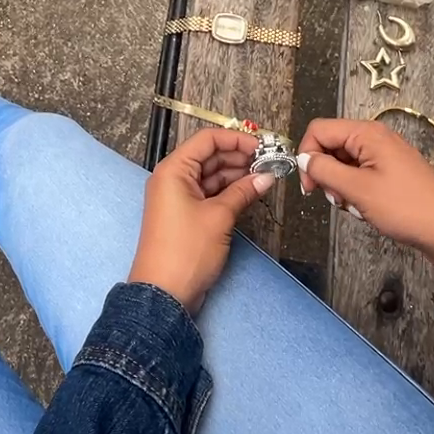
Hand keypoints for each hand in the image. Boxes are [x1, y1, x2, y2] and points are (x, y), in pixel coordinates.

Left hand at [127, 128, 275, 313]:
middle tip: (269, 162)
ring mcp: (178, 197)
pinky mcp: (186, 214)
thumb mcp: (219, 217)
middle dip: (239, 156)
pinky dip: (229, 191)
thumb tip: (266, 176)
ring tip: (265, 176)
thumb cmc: (186, 251)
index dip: (236, 139)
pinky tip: (251, 191)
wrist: (164, 295)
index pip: (207, 140)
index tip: (262, 146)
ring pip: (211, 175)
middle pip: (209, 156)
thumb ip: (243, 192)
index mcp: (173, 169)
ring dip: (236, 174)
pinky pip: (209, 193)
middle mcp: (173, 178)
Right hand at [297, 118, 433, 288]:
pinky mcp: (391, 171)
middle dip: (326, 173)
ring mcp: (384, 154)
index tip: (310, 186)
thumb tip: (303, 158)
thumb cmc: (406, 208)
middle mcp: (374, 137)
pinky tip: (367, 209)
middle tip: (336, 200)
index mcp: (366, 133)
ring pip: (344, 162)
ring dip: (341, 186)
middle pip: (331, 145)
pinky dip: (356, 191)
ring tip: (356, 207)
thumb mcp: (358, 189)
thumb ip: (324, 170)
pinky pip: (360, 173)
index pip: (318, 130)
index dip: (307, 155)